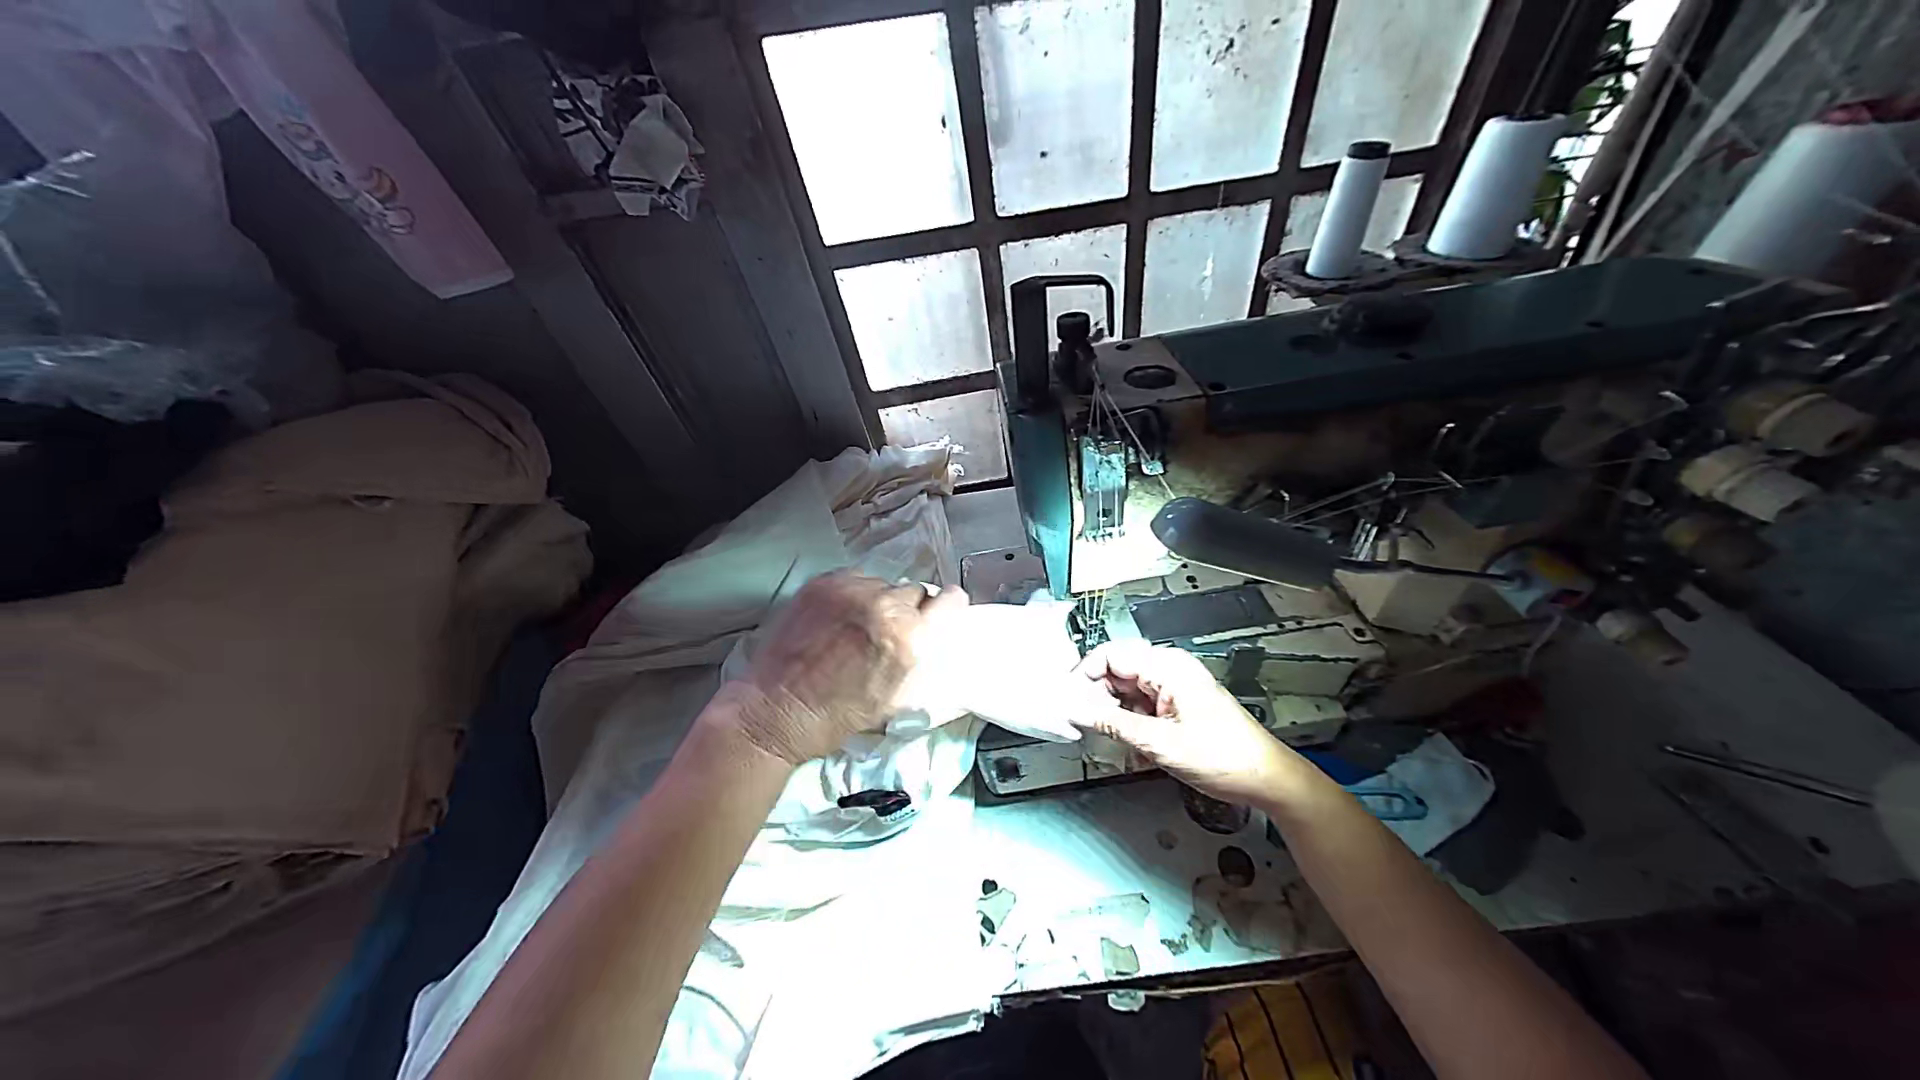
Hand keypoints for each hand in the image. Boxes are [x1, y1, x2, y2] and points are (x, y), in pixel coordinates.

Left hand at [714, 571, 968, 765]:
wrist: (776, 711)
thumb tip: (935, 635)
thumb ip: (922, 659)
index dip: (946, 608)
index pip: (949, 599)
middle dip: (908, 610)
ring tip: (858, 625)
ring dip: (878, 601)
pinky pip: (854, 579)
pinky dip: (852, 594)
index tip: (940, 613)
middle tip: (889, 631)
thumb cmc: (839, 716)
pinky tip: (839, 618)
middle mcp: (883, 605)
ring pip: (882, 584)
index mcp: (908, 637)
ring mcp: (850, 589)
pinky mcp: (822, 583)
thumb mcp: (898, 698)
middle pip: (914, 591)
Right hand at [1072, 639, 1298, 804]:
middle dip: (1097, 697)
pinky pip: (1141, 704)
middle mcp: (1170, 670)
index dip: (1084, 676)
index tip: (1069, 700)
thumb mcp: (1159, 743)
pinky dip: (1130, 722)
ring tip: (1111, 740)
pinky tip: (1131, 746)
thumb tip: (1078, 710)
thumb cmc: (1227, 757)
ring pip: (1126, 690)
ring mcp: (1174, 687)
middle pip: (1116, 671)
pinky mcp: (1177, 704)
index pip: (1109, 655)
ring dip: (1114, 714)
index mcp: (1167, 667)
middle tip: (1085, 724)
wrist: (1266, 779)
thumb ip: (1113, 723)